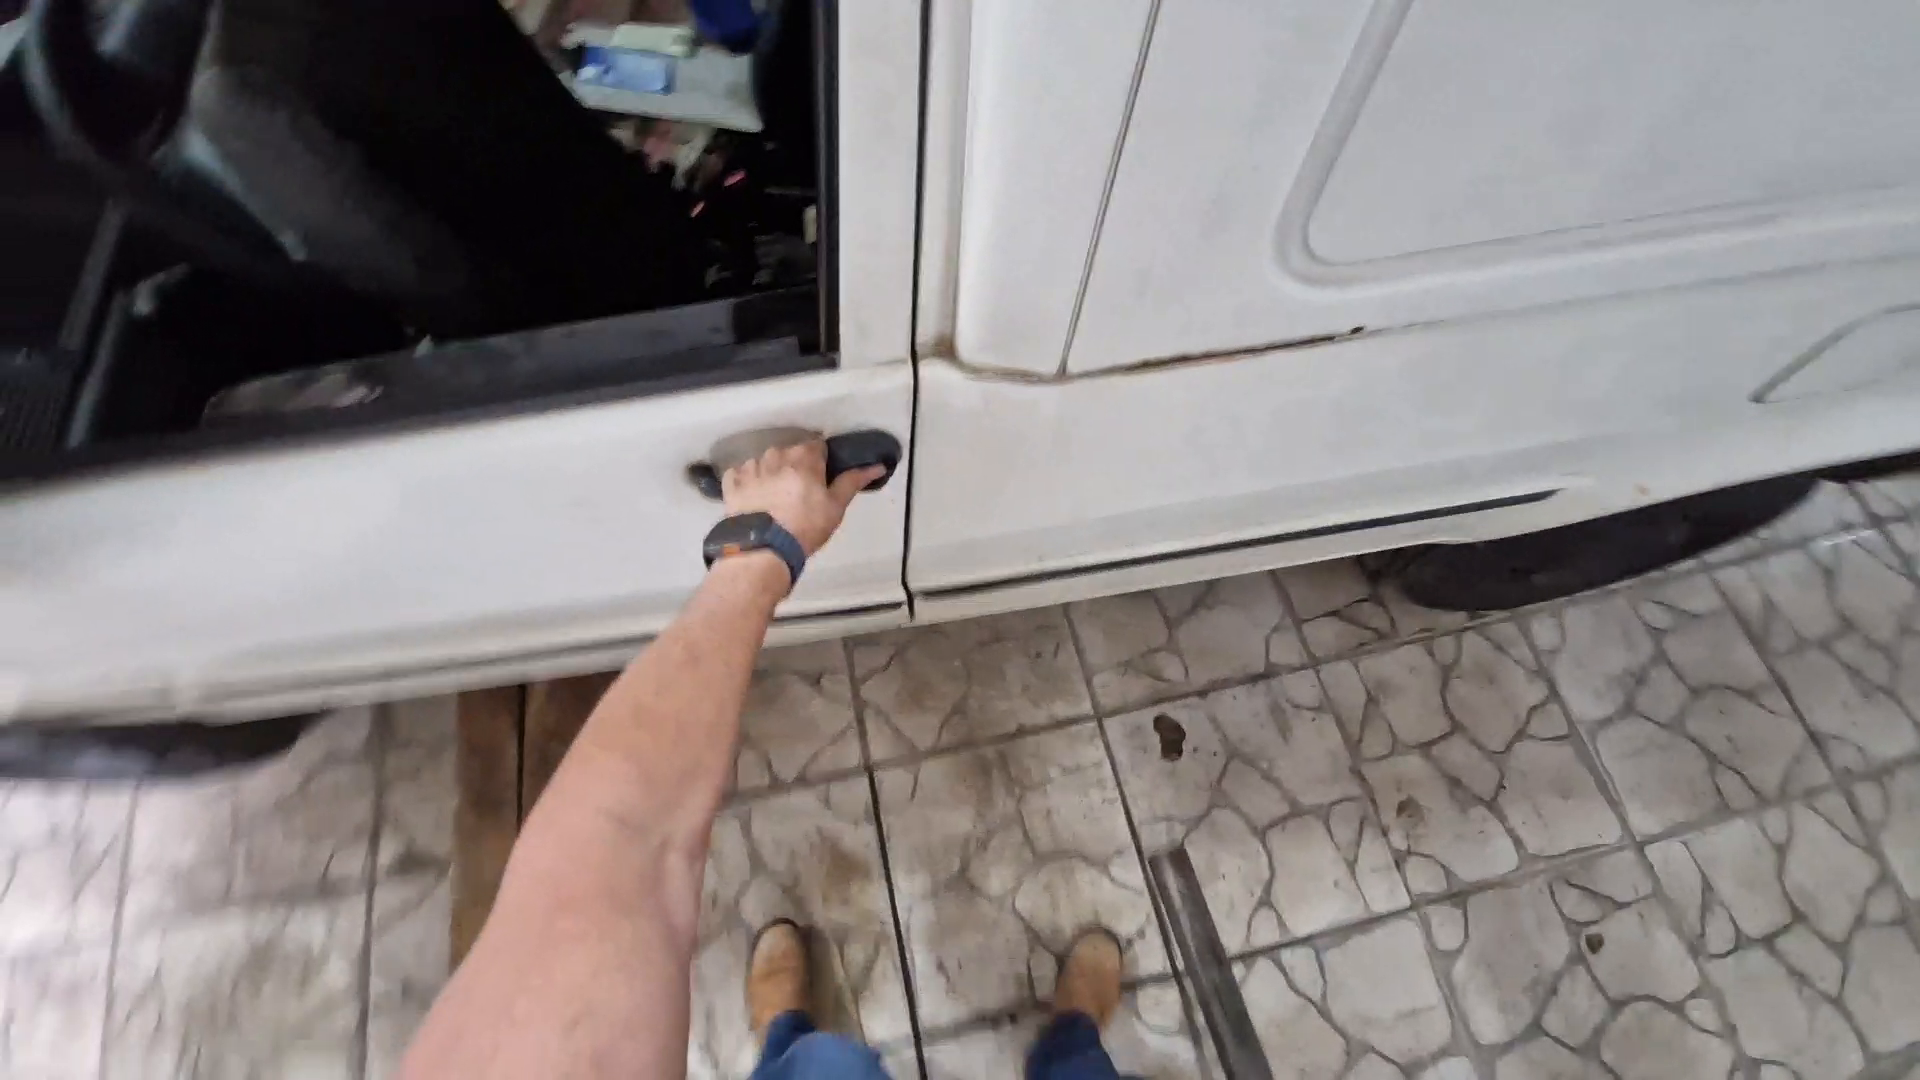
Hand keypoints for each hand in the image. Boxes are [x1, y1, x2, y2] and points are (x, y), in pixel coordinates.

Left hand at [721, 440, 885, 555]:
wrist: (763, 549)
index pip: (817, 445)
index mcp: (804, 457)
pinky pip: (742, 473)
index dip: (821, 461)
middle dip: (796, 466)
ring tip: (776, 499)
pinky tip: (755, 499)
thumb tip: (878, 466)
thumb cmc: (805, 527)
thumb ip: (853, 481)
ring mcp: (751, 466)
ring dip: (772, 473)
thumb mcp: (835, 506)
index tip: (822, 478)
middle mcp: (776, 454)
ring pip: (766, 461)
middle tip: (801, 492)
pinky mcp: (732, 481)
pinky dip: (749, 482)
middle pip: (790, 452)